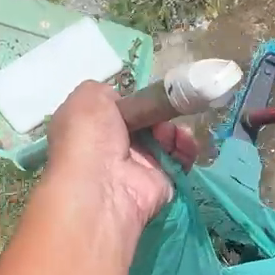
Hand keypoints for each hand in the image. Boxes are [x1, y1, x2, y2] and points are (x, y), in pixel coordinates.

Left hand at [42, 81, 200, 231]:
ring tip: (167, 131)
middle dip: (156, 113)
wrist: (104, 183)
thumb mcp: (88, 97)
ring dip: (172, 129)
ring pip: (165, 138)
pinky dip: (185, 147)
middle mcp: (113, 146)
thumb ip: (106, 91)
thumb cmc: (90, 137)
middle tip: (160, 112)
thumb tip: (122, 99)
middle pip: (146, 122)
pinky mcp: (162, 179)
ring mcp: (139, 164)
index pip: (118, 109)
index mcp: (92, 127)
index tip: (144, 95)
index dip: (133, 101)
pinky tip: (183, 140)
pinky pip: (180, 158)